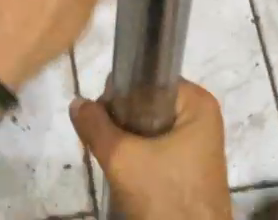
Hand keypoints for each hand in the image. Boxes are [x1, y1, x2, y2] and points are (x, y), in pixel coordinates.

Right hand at [71, 82, 233, 219]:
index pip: (145, 79)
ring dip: (127, 141)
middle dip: (121, 120)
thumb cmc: (165, 198)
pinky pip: (156, 147)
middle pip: (146, 102)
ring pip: (148, 127)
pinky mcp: (191, 167)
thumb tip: (76, 102)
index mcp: (196, 101)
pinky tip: (128, 173)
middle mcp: (201, 116)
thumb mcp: (122, 158)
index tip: (104, 117)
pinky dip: (138, 156)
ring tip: (115, 159)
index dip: (118, 94)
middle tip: (107, 144)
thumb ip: (95, 125)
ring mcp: (198, 143)